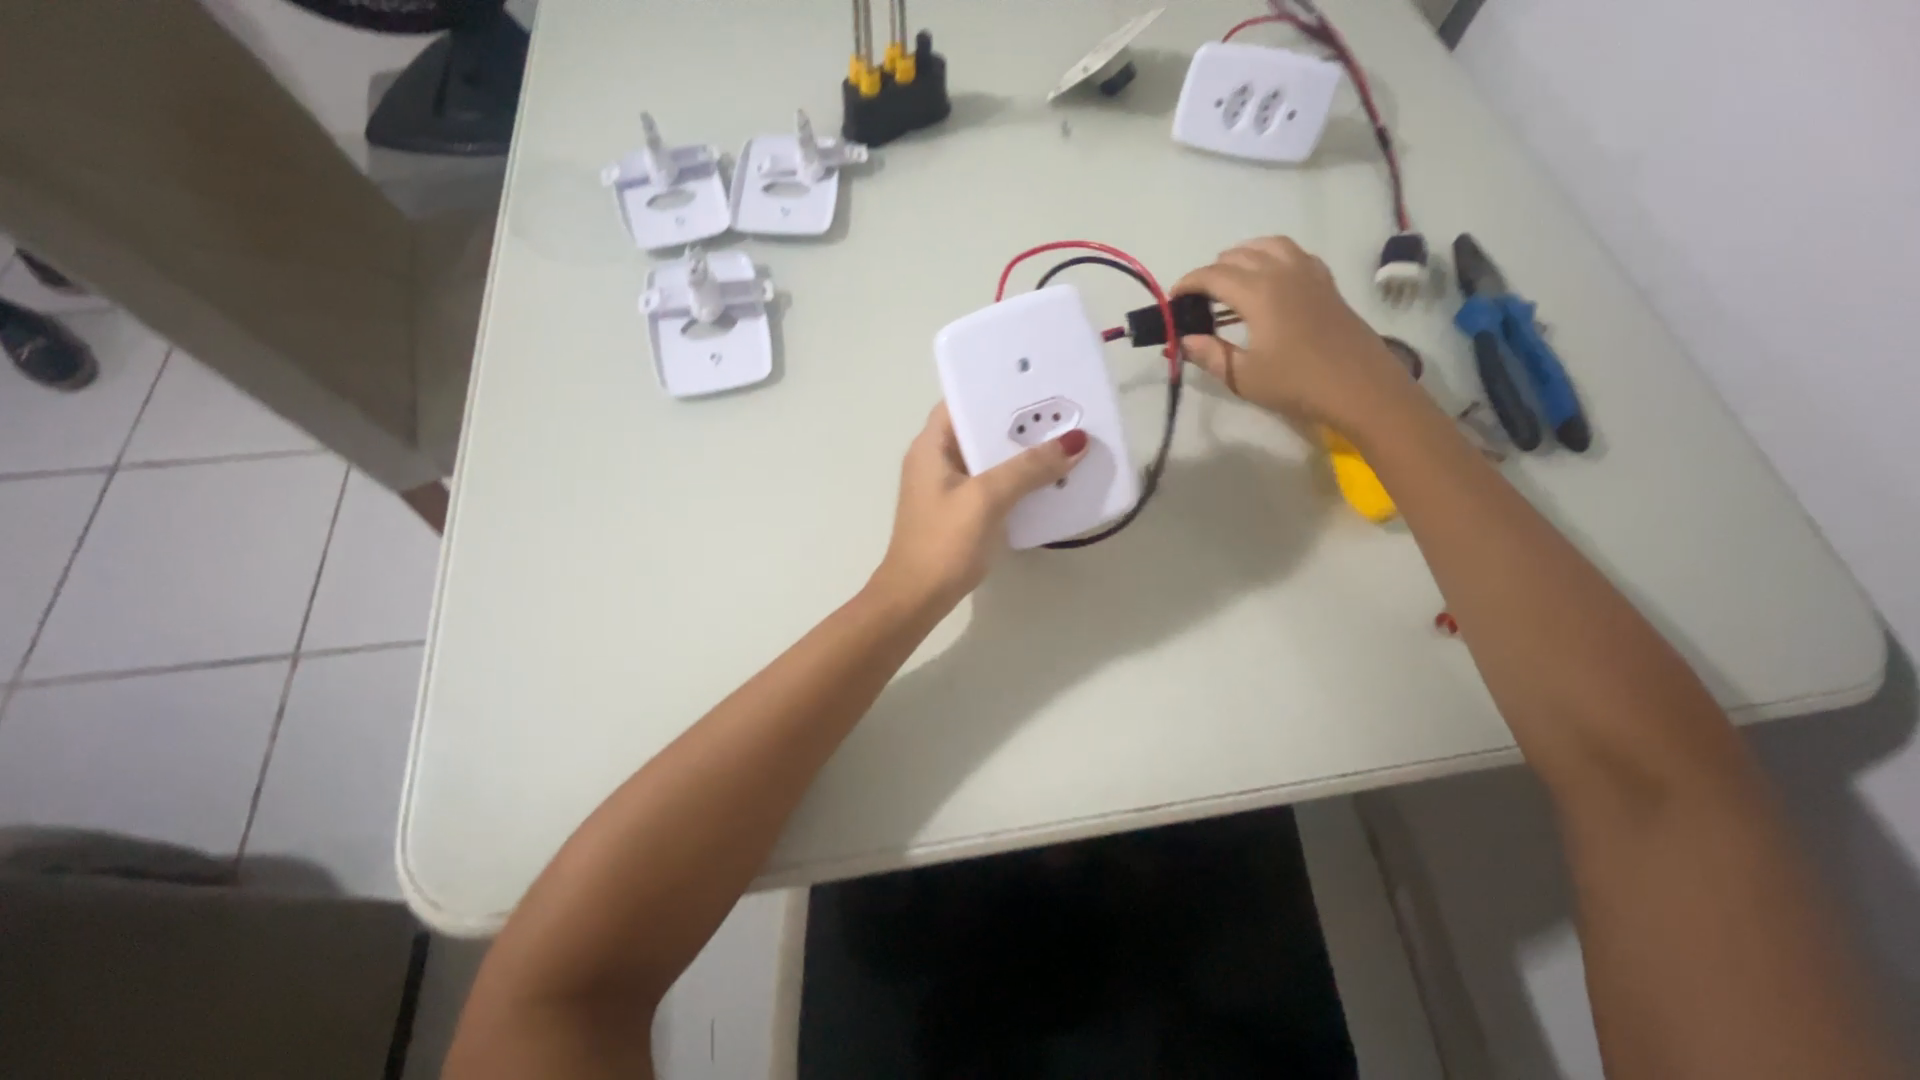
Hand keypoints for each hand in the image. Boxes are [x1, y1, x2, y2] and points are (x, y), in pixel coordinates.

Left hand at [871, 405, 1087, 609]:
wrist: (916, 599)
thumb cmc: (943, 542)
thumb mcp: (987, 499)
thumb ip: (1028, 468)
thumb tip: (1075, 442)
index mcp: (931, 446)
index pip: (962, 401)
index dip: (995, 390)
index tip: (1035, 385)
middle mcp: (936, 460)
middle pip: (980, 429)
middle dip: (1019, 423)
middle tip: (1062, 413)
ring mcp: (948, 488)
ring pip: (990, 459)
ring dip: (1022, 453)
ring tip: (1064, 442)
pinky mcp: (960, 512)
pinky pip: (992, 485)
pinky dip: (1017, 480)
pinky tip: (1048, 481)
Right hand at [1175, 237, 1418, 436]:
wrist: (1361, 388)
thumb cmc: (1298, 384)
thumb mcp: (1244, 376)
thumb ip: (1210, 354)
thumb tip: (1184, 339)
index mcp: (1258, 292)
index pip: (1213, 275)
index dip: (1188, 283)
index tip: (1173, 299)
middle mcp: (1282, 272)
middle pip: (1239, 256)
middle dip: (1212, 271)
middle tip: (1199, 298)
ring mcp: (1309, 274)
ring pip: (1269, 246)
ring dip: (1244, 255)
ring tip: (1231, 277)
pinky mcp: (1327, 284)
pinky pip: (1295, 254)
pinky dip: (1274, 257)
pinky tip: (1271, 277)